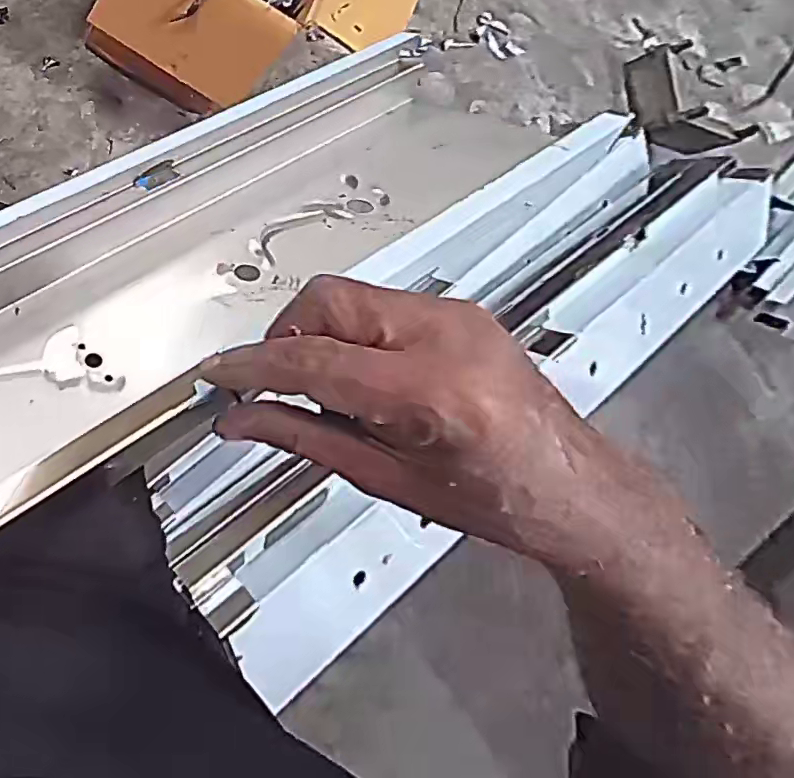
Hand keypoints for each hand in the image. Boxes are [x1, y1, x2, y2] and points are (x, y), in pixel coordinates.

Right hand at [200, 277, 684, 572]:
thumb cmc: (494, 500)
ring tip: (325, 385)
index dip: (253, 365)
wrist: (572, 488)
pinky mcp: (455, 307)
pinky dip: (345, 331)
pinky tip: (357, 370)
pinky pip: (373, 302)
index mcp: (432, 393)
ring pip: (344, 294)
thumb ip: (300, 436)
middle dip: (285, 338)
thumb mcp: (382, 478)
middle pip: (324, 301)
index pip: (313, 360)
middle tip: (275, 382)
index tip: (220, 372)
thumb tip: (242, 418)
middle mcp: (447, 336)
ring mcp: (455, 313)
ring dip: (314, 334)